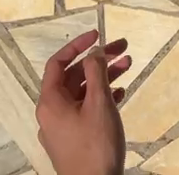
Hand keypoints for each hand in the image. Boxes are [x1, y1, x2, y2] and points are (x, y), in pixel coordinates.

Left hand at [36, 30, 131, 174]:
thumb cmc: (94, 144)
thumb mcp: (98, 102)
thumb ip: (96, 71)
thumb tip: (93, 51)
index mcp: (50, 102)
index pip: (57, 63)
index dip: (77, 45)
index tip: (98, 34)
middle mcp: (52, 113)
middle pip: (73, 76)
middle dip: (98, 60)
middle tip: (122, 48)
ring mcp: (62, 128)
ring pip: (82, 92)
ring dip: (104, 76)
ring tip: (128, 65)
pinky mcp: (73, 139)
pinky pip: (85, 109)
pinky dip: (102, 96)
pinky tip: (121, 92)